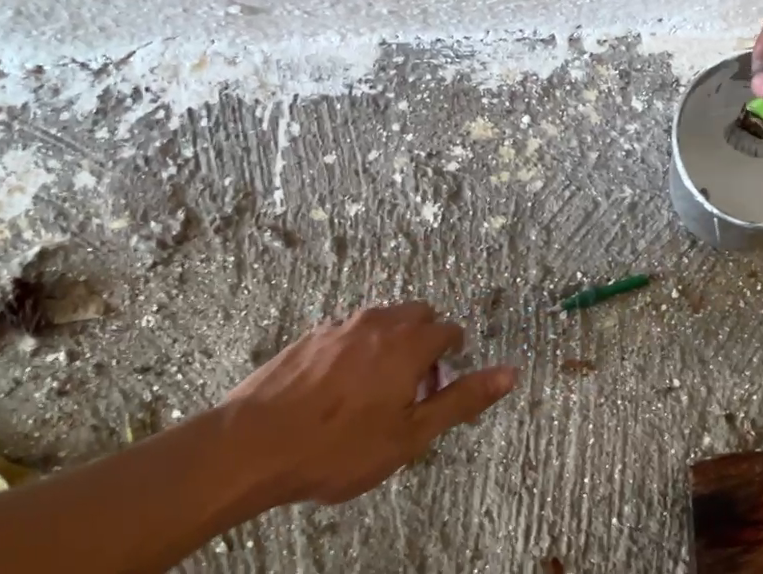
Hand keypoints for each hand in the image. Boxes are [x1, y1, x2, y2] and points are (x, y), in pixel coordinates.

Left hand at [221, 303, 517, 506]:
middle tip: (411, 389)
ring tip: (374, 392)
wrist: (251, 447)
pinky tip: (337, 390)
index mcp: (408, 342)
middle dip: (424, 341)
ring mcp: (339, 326)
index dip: (452, 355)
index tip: (439, 385)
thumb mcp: (410, 435)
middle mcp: (378, 322)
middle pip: (417, 314)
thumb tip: (510, 373)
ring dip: (390, 344)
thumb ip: (462, 399)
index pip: (448, 329)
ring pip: (381, 320)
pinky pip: (347, 331)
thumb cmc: (337, 447)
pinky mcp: (308, 336)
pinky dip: (356, 349)